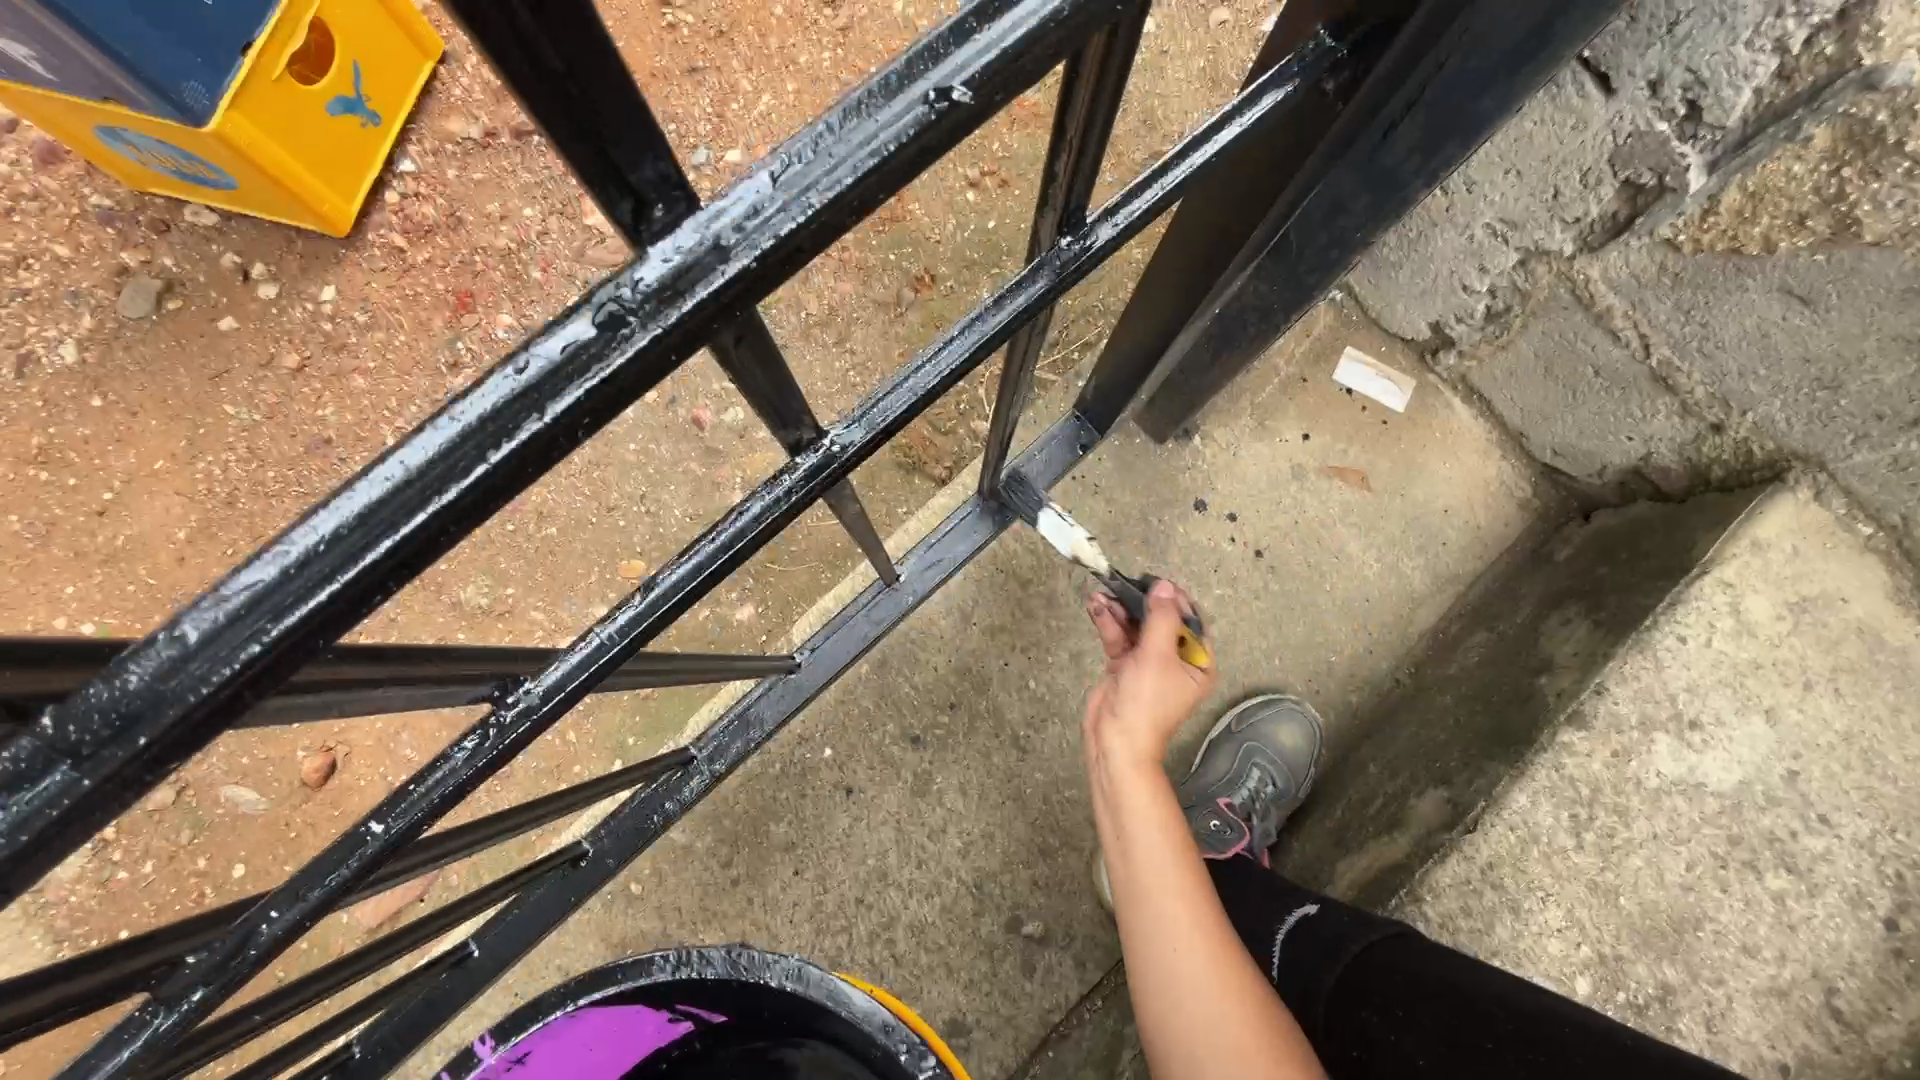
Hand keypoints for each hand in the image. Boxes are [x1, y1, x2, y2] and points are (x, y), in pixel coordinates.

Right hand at [1083, 579, 1215, 774]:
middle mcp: (1176, 660)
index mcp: (1198, 662)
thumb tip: (1165, 586)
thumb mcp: (1158, 657)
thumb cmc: (1147, 702)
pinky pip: (1119, 637)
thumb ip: (1161, 618)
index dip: (1175, 599)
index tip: (1155, 581)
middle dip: (1141, 602)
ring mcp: (1148, 663)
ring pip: (1136, 627)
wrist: (1116, 742)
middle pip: (1161, 620)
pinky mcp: (1124, 666)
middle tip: (1124, 582)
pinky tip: (1095, 606)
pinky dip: (1108, 622)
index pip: (1192, 621)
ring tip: (1102, 592)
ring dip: (1119, 609)